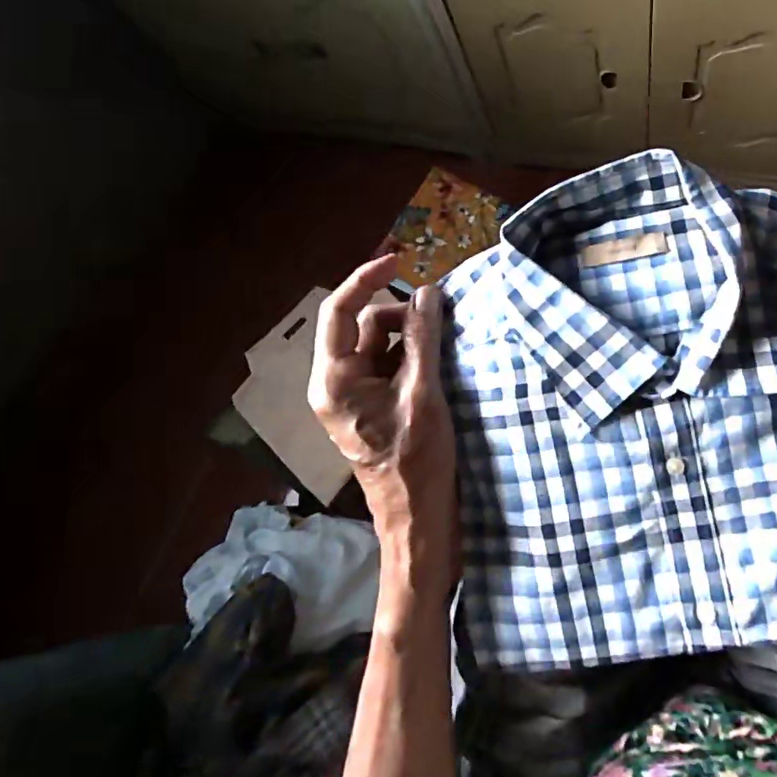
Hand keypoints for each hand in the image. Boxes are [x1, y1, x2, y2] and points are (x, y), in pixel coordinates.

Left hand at [308, 255, 458, 587]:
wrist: (419, 519)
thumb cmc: (418, 461)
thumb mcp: (424, 394)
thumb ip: (423, 339)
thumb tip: (428, 292)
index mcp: (334, 381)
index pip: (340, 311)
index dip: (367, 278)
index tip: (399, 257)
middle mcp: (334, 384)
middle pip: (363, 326)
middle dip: (400, 316)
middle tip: (440, 320)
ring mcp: (352, 396)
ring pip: (377, 345)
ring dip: (409, 337)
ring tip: (443, 347)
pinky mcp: (370, 406)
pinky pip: (386, 365)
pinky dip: (410, 356)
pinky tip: (437, 363)